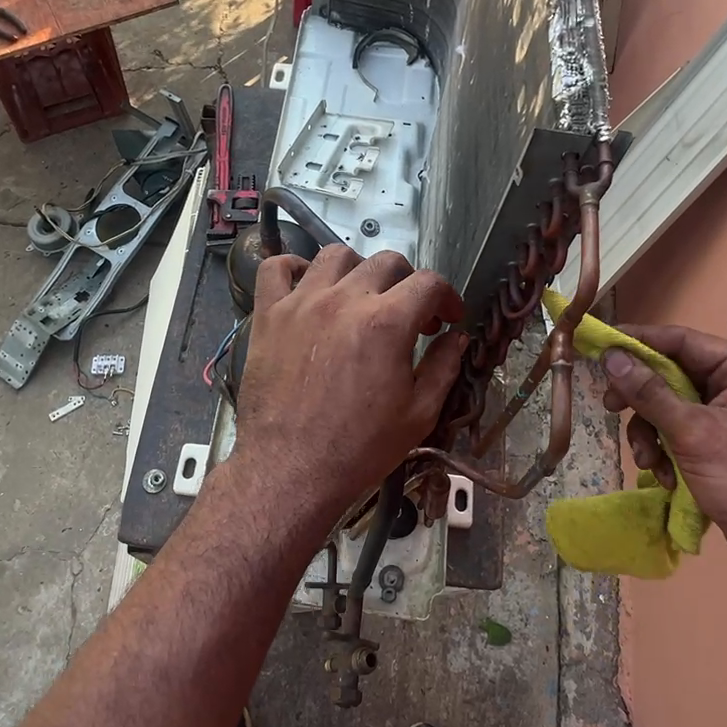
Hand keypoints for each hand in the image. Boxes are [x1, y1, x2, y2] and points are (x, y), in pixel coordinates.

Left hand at [234, 245, 467, 515]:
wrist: (291, 470)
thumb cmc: (360, 448)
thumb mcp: (419, 415)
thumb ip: (444, 368)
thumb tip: (457, 337)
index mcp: (387, 322)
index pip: (429, 283)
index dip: (447, 297)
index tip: (448, 319)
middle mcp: (344, 300)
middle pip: (387, 262)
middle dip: (408, 283)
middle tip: (409, 316)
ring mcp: (302, 302)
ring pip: (335, 255)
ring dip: (358, 270)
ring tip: (361, 298)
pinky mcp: (269, 315)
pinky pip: (275, 267)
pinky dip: (293, 267)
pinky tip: (308, 286)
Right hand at [602, 326, 726, 582]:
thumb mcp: (694, 433)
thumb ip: (649, 393)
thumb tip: (611, 357)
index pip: (683, 341)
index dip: (639, 342)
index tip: (599, 347)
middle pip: (673, 375)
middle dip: (642, 398)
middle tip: (608, 407)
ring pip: (671, 407)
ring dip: (651, 432)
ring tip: (646, 461)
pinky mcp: (723, 445)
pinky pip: (680, 432)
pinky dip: (665, 451)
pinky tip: (665, 478)